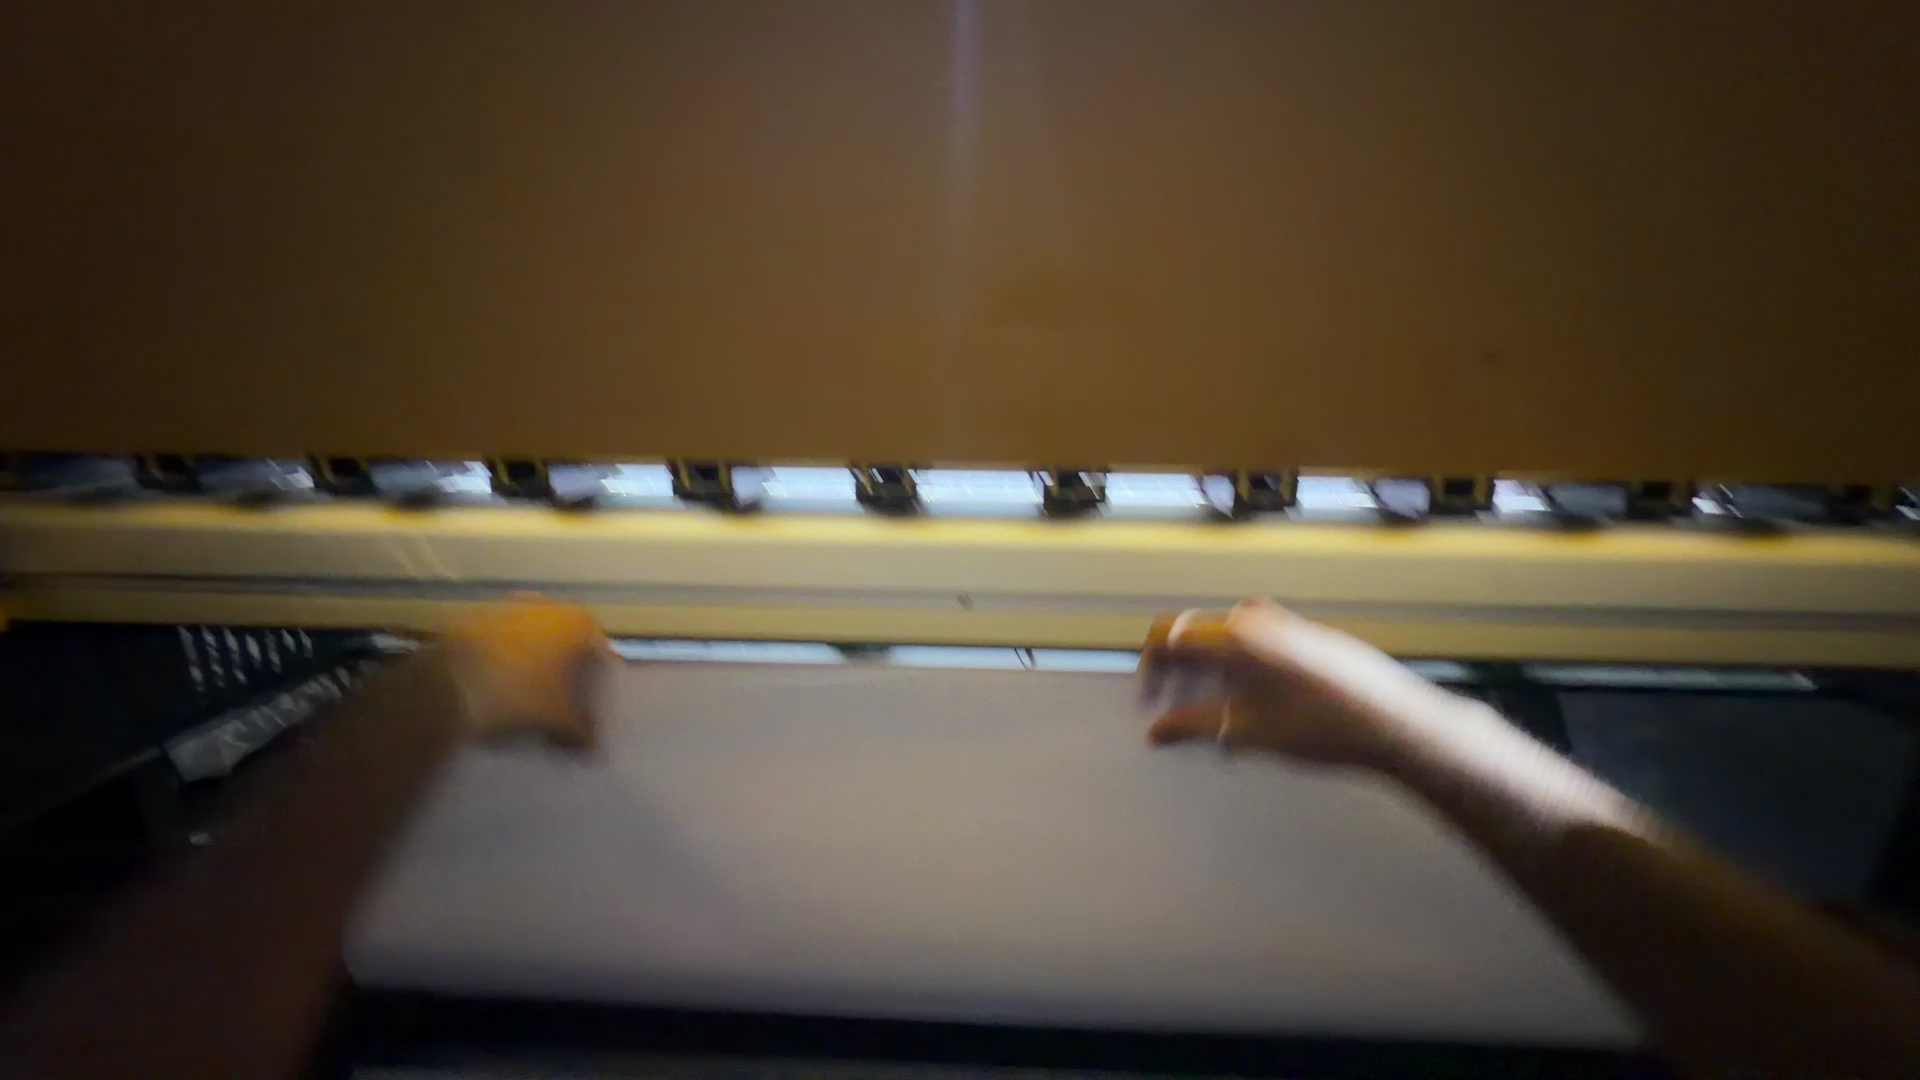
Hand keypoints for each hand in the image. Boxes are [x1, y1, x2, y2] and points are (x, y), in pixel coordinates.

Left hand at [442, 596, 613, 748]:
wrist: (441, 686)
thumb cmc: (518, 696)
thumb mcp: (559, 721)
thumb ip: (582, 730)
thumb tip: (590, 743)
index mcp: (578, 620)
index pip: (601, 652)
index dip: (600, 683)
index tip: (593, 705)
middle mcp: (547, 605)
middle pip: (566, 643)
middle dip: (565, 670)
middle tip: (562, 701)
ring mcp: (504, 609)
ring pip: (531, 642)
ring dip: (532, 665)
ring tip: (527, 698)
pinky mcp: (468, 621)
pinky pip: (499, 645)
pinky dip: (503, 663)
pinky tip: (496, 690)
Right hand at [1139, 598, 1477, 768]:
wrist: (1398, 724)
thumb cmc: (1319, 727)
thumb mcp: (1247, 732)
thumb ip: (1192, 726)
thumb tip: (1155, 732)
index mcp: (1232, 634)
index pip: (1165, 635)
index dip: (1148, 667)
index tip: (1148, 701)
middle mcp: (1253, 617)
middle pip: (1193, 636)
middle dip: (1178, 675)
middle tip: (1176, 714)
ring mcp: (1282, 622)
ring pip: (1224, 641)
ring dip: (1208, 675)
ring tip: (1217, 719)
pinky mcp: (1304, 634)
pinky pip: (1253, 643)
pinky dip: (1237, 671)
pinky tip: (1253, 708)